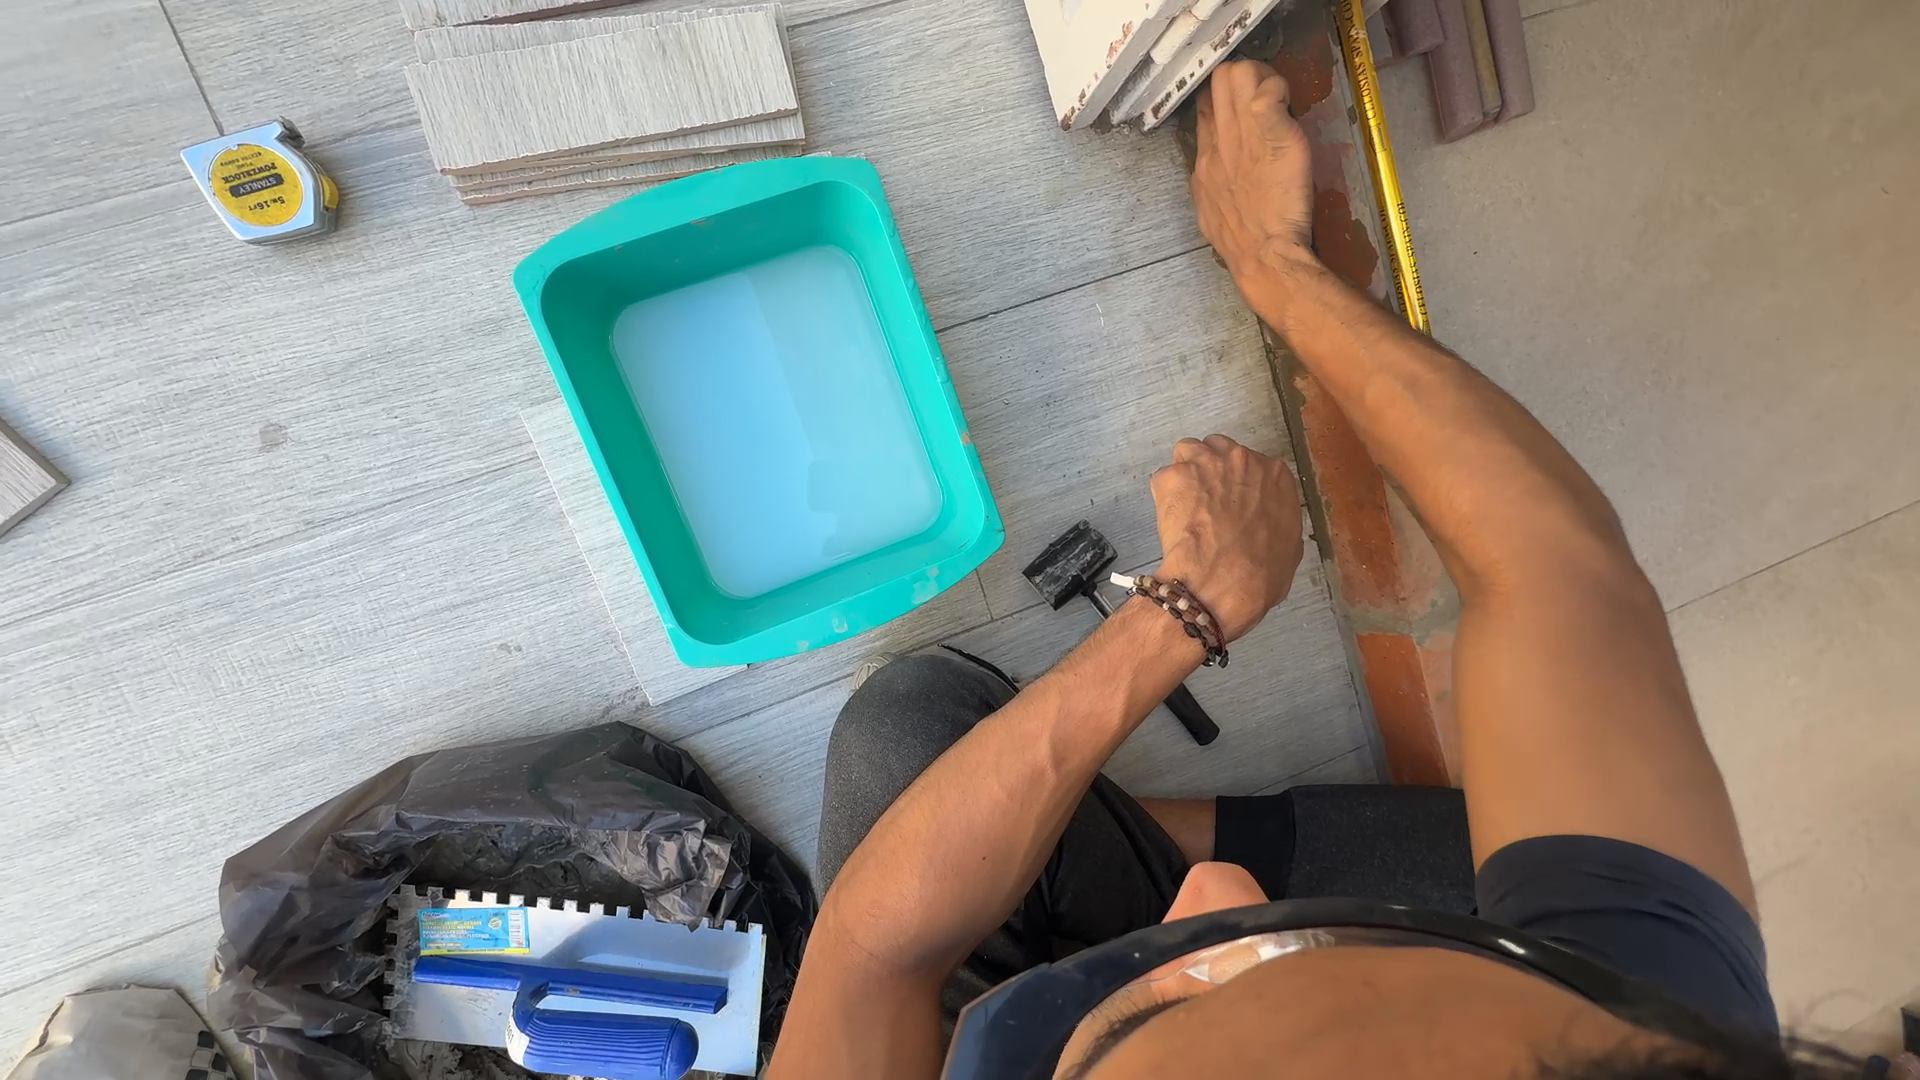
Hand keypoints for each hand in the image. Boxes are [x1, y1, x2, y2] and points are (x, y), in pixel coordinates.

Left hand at [1150, 435, 1303, 641]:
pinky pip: (1163, 479)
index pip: (1252, 463)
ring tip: (1183, 504)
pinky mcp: (1174, 476)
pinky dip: (1163, 497)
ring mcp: (1206, 463)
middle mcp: (1241, 460)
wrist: (1225, 580)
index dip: (1237, 481)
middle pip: (1218, 448)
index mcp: (1275, 475)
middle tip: (1204, 498)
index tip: (1229, 497)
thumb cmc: (1261, 573)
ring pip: (1188, 451)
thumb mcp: (1289, 546)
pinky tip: (1170, 521)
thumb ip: (1279, 522)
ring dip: (1185, 472)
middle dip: (1209, 469)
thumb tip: (1269, 527)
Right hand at [1191, 59, 1317, 301]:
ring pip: (1238, 75)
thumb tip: (1213, 174)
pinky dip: (1278, 88)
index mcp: (1204, 162)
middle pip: (1218, 82)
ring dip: (1261, 75)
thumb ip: (1210, 185)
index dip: (1222, 98)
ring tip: (1278, 95)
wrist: (1262, 255)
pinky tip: (1288, 102)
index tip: (1243, 106)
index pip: (1204, 109)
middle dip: (1242, 77)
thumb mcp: (1210, 213)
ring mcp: (1243, 137)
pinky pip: (1268, 91)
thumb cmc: (1242, 243)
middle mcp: (1218, 143)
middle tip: (1266, 92)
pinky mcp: (1272, 133)